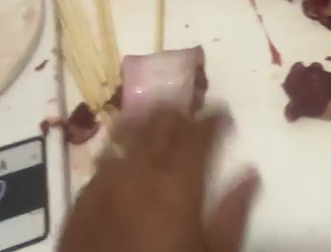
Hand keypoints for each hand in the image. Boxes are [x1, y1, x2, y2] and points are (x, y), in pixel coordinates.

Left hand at [60, 106, 261, 251]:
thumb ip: (233, 214)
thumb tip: (250, 175)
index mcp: (178, 183)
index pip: (200, 131)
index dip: (215, 118)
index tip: (225, 120)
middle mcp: (141, 172)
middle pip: (162, 121)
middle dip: (180, 116)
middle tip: (193, 125)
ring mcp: (106, 184)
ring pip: (128, 133)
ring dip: (146, 128)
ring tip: (158, 136)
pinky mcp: (80, 203)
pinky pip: (104, 164)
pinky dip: (120, 157)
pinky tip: (126, 171)